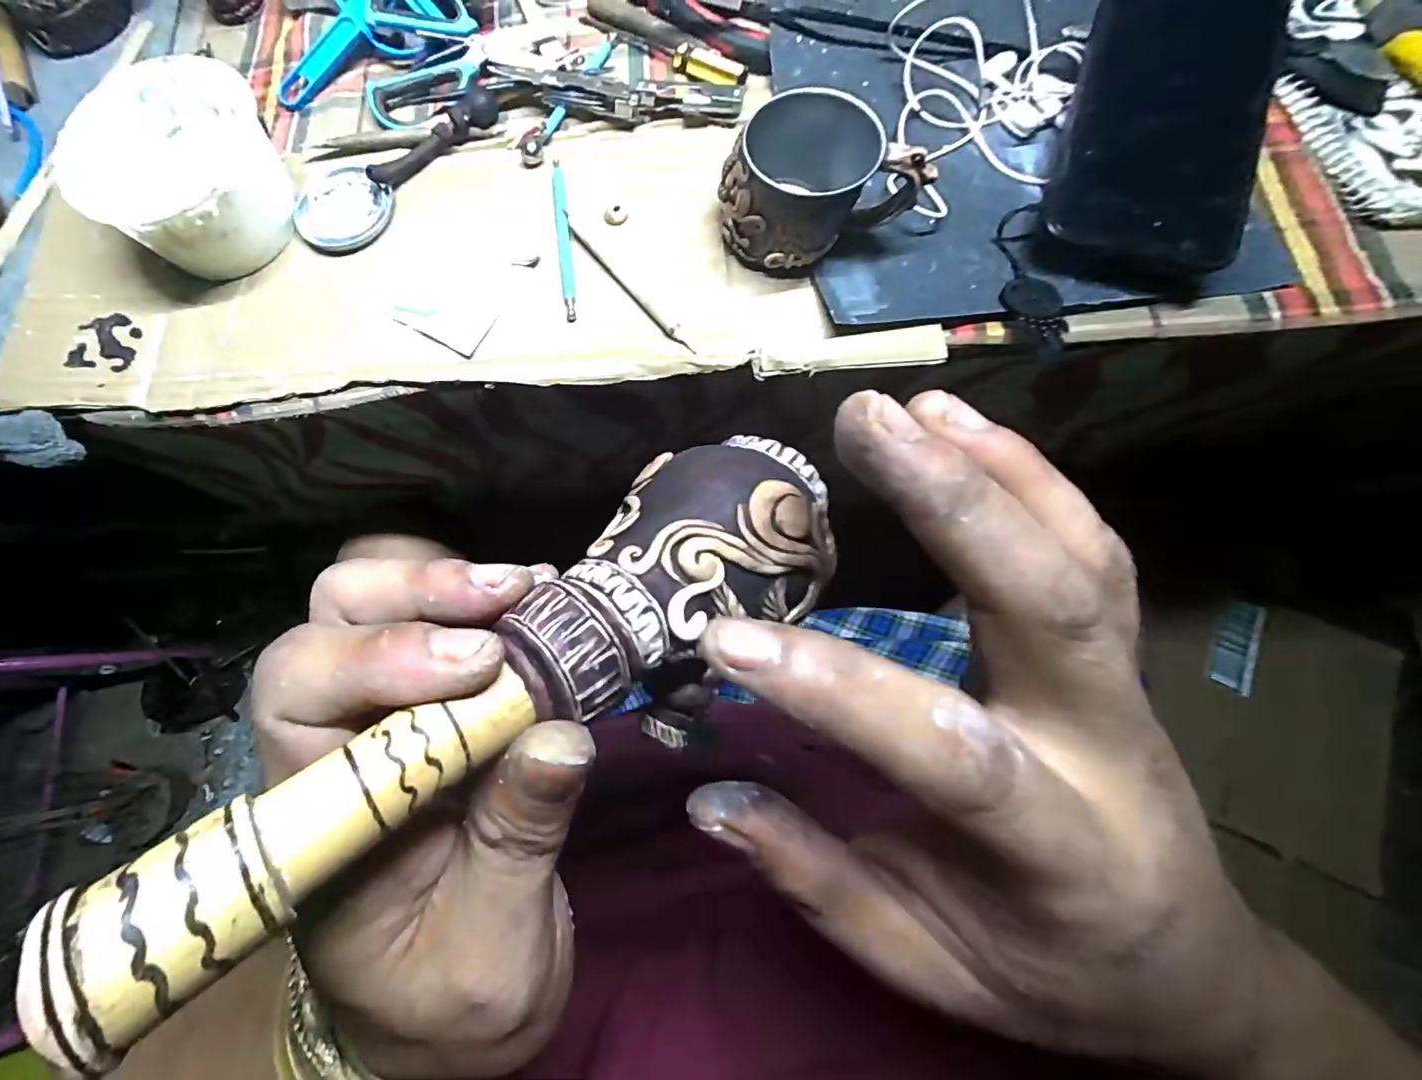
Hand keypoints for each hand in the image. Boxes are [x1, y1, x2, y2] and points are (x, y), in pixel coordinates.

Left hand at [251, 552, 591, 1077]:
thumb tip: (561, 736)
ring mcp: (373, 706)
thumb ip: (514, 840)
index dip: (381, 658)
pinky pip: (425, 615)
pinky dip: (470, 594)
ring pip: (365, 598)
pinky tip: (530, 597)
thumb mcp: (489, 948)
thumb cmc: (443, 993)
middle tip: (507, 597)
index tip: (482, 664)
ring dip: (439, 580)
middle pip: (326, 619)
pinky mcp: (422, 696)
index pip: (298, 694)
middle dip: (413, 595)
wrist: (439, 1003)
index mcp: (314, 809)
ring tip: (524, 587)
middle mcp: (329, 737)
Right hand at [684, 390, 1276, 1075]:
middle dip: (951, 502)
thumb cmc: (1034, 970)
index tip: (723, 638)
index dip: (830, 686)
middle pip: (1052, 604)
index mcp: (1058, 843)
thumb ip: (814, 877)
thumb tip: (709, 801)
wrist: (1178, 965)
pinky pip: (1086, 553)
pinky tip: (960, 428)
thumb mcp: (918, 963)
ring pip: (1080, 558)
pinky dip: (1026, 478)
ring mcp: (1118, 690)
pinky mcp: (1106, 659)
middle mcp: (1106, 745)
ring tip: (903, 407)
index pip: (946, 747)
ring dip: (990, 467)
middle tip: (861, 424)